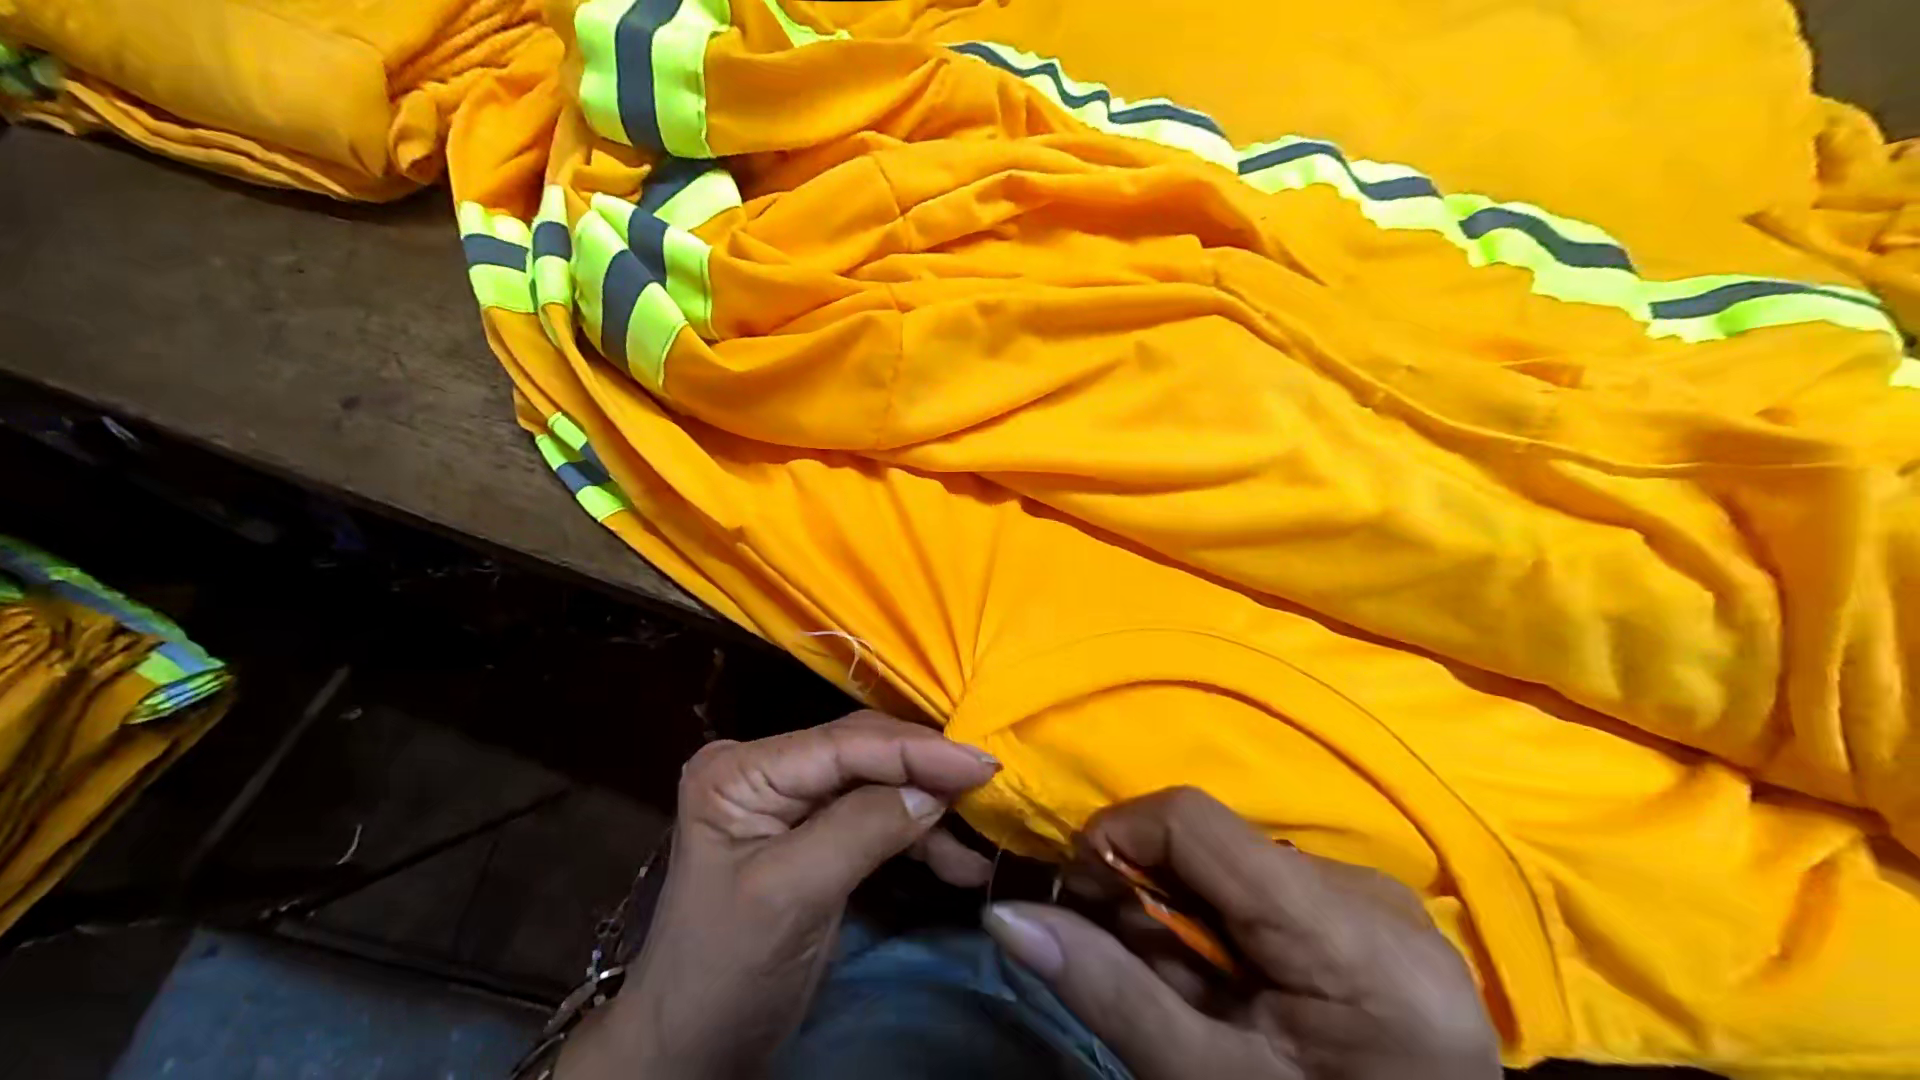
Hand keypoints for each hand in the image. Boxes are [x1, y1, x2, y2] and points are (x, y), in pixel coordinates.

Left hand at [558, 711, 999, 1078]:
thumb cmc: (725, 972)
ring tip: (980, 831)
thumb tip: (936, 790)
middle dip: (926, 770)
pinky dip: (918, 836)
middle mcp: (767, 768)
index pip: (842, 745)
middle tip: (989, 782)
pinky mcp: (815, 830)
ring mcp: (791, 799)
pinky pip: (876, 817)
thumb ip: (863, 829)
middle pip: (864, 753)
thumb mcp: (792, 895)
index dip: (915, 750)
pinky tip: (958, 861)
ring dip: (929, 808)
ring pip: (878, 782)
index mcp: (742, 770)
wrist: (690, 1050)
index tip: (981, 762)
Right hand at [984, 788, 1498, 1079]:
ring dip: (1180, 914)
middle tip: (1126, 966)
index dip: (1117, 840)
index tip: (1076, 901)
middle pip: (1213, 844)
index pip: (1195, 820)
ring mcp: (1377, 898)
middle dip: (1146, 894)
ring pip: (1232, 862)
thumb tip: (1004, 915)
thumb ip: (1106, 990)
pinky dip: (1221, 925)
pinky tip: (1226, 985)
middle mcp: (1374, 894)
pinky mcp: (1370, 913)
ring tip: (1184, 991)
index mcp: (1352, 940)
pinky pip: (1265, 885)